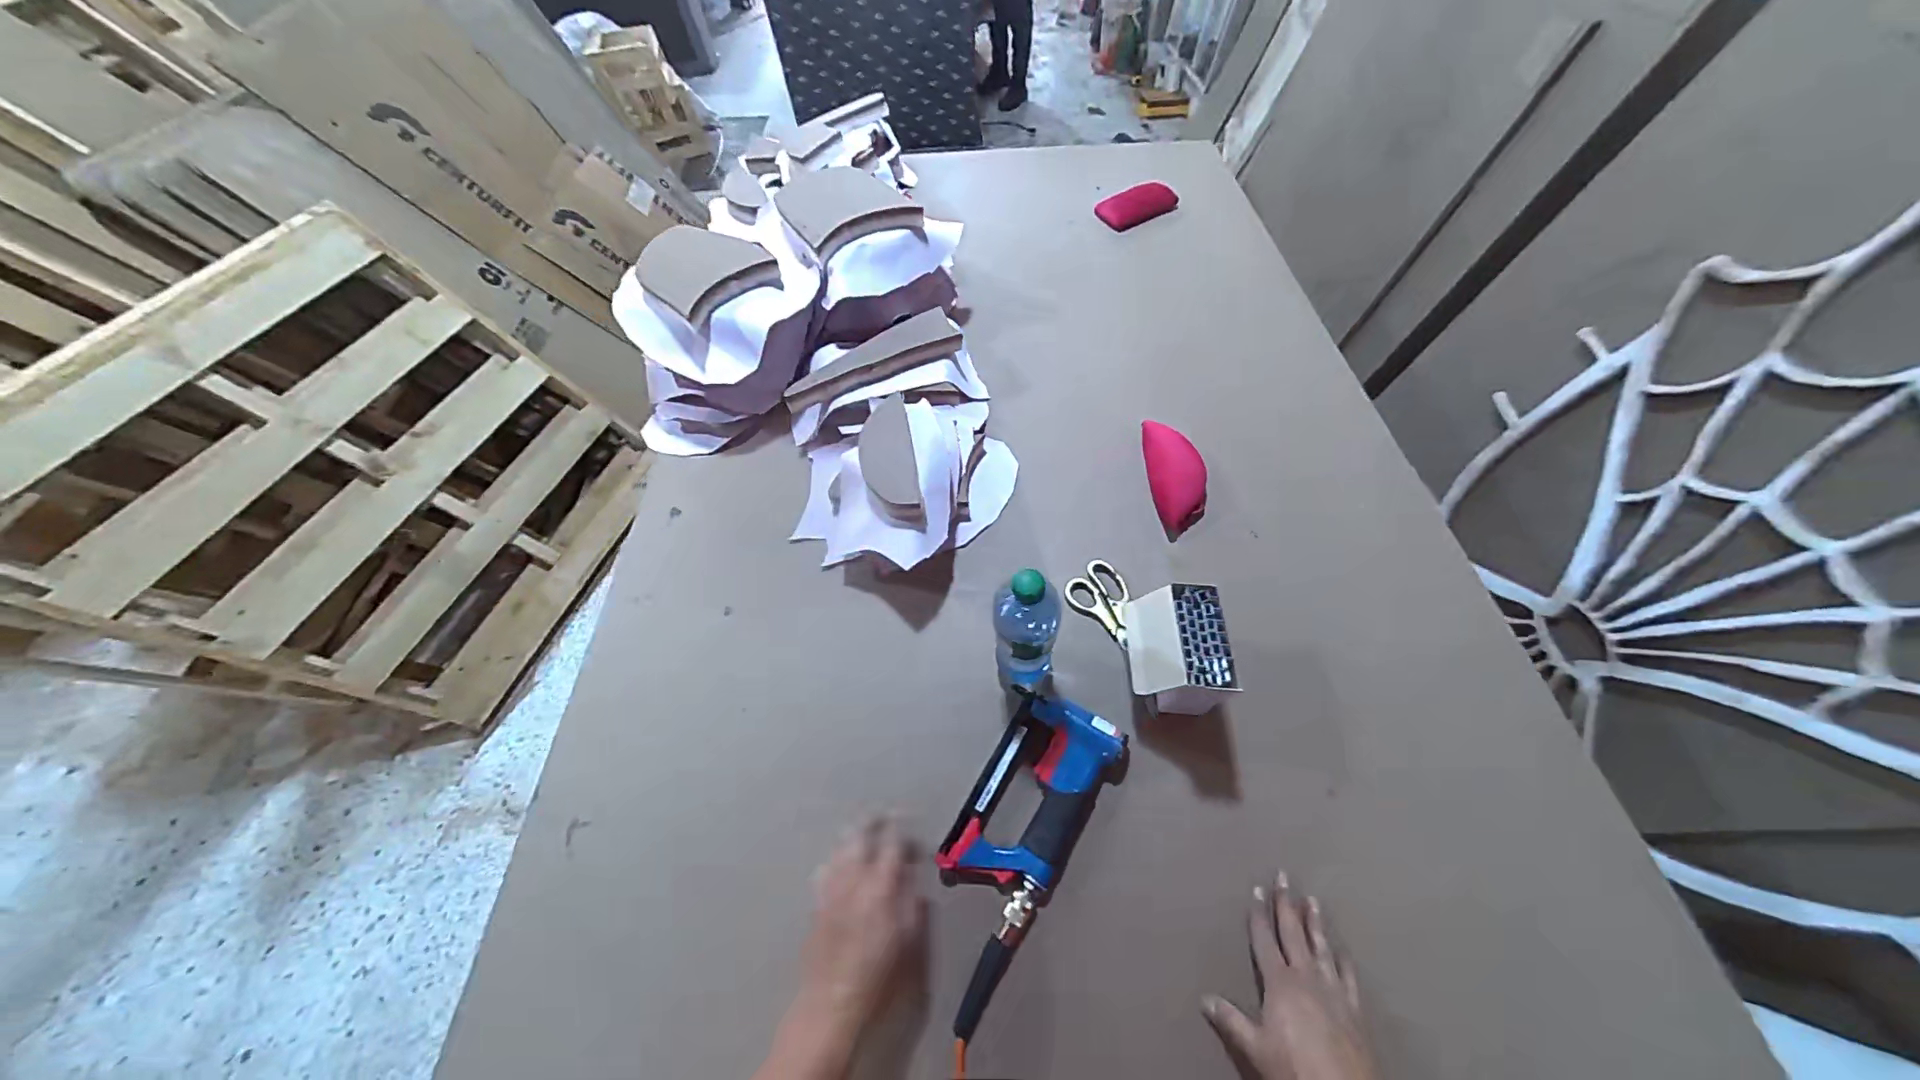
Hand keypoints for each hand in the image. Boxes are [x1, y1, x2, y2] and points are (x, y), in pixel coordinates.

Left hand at [799, 816, 926, 1025]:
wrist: (830, 1016)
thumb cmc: (880, 989)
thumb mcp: (916, 950)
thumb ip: (919, 911)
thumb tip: (919, 890)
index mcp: (882, 889)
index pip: (894, 841)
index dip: (906, 828)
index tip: (913, 828)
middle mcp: (852, 883)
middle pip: (861, 834)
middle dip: (877, 822)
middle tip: (890, 820)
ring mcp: (829, 893)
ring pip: (841, 847)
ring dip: (856, 837)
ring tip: (868, 837)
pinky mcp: (815, 908)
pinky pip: (827, 869)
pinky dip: (838, 860)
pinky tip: (844, 867)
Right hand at [1201, 871, 1378, 1079]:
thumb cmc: (1294, 1069)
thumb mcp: (1255, 1047)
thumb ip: (1230, 1020)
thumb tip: (1204, 998)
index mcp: (1279, 982)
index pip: (1264, 940)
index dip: (1259, 914)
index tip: (1257, 889)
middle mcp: (1306, 978)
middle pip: (1293, 933)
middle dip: (1286, 904)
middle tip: (1283, 877)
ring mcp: (1333, 991)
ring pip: (1321, 947)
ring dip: (1315, 922)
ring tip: (1311, 899)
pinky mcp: (1355, 1009)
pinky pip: (1348, 976)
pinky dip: (1343, 960)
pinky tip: (1342, 949)